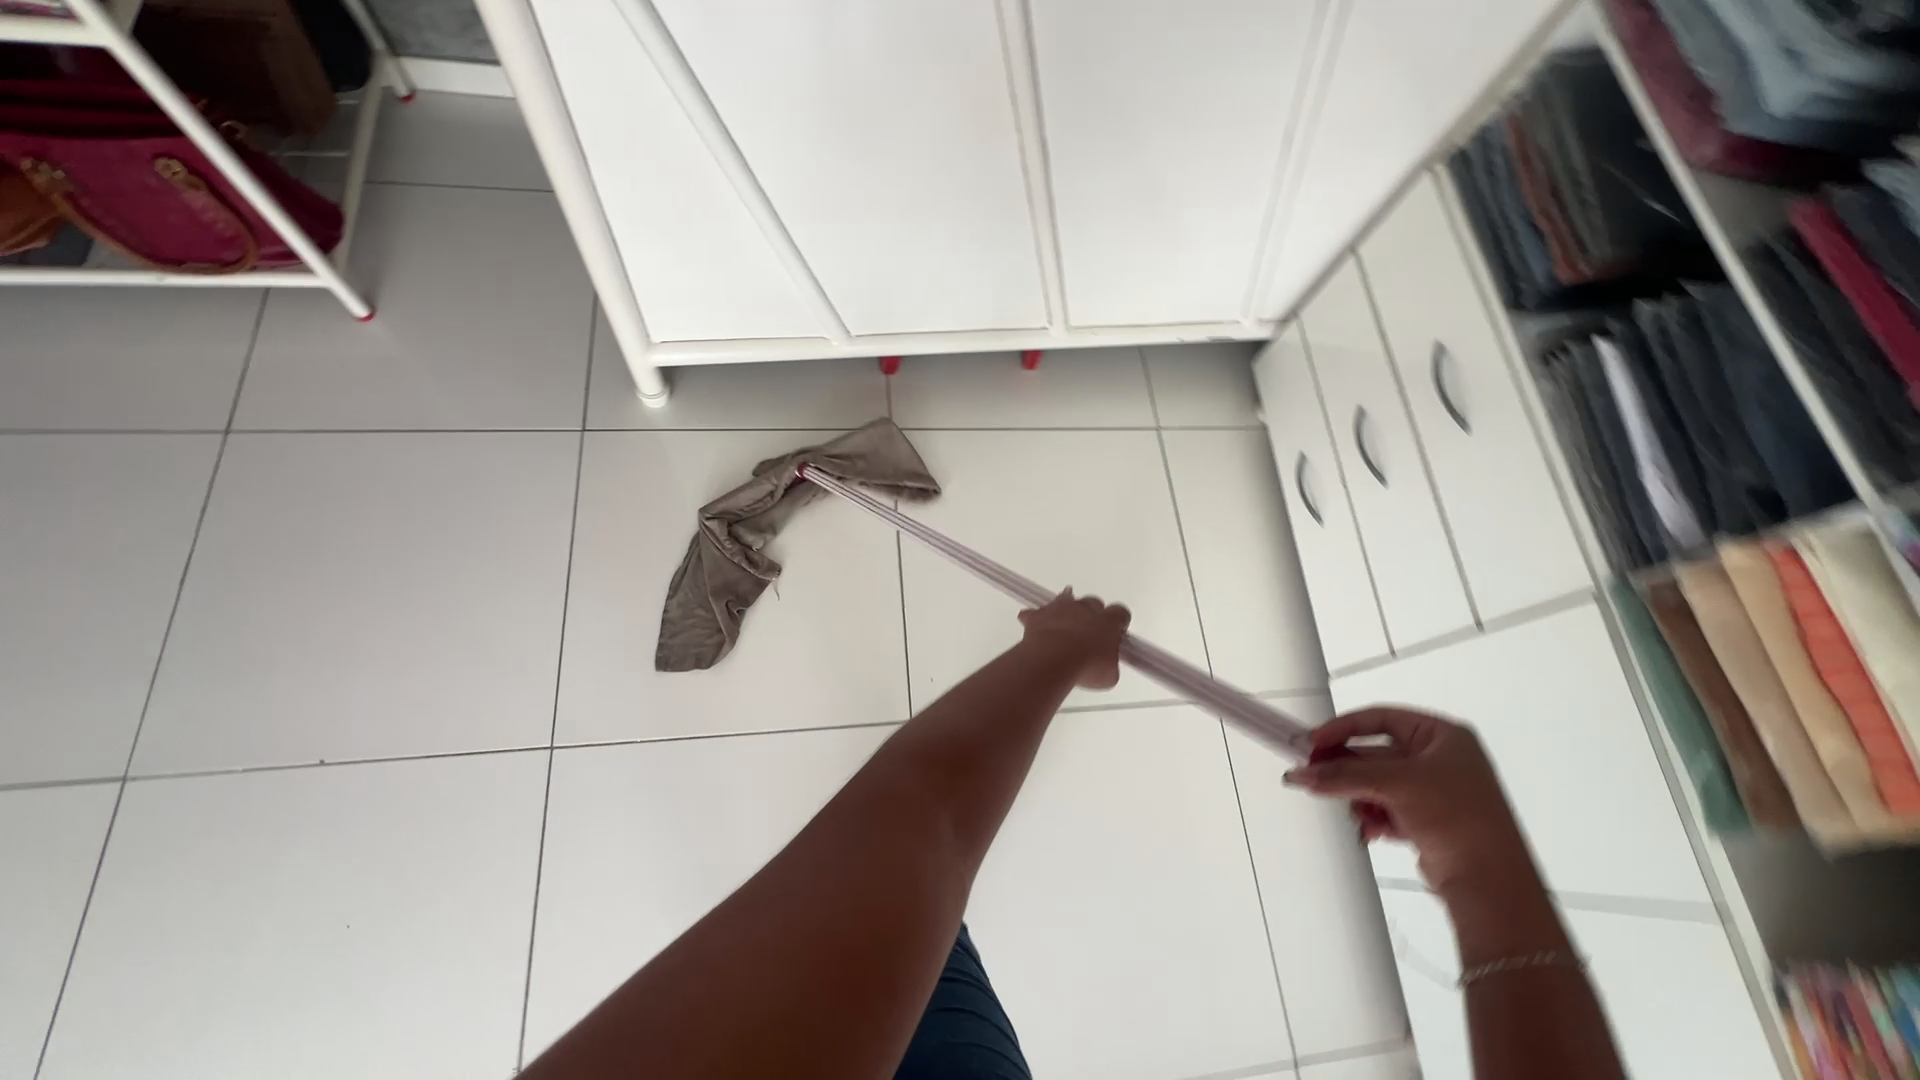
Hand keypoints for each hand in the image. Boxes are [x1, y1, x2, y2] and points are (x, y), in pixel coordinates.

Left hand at [1017, 589, 1129, 689]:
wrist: (1054, 659)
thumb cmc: (1088, 667)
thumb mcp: (1109, 675)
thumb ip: (1109, 664)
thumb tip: (1104, 665)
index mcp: (1109, 621)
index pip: (1120, 613)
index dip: (1118, 622)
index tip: (1115, 634)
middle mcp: (1086, 608)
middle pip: (1093, 603)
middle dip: (1092, 615)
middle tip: (1087, 633)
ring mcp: (1061, 608)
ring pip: (1065, 600)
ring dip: (1065, 610)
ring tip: (1062, 624)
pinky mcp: (1039, 614)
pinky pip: (1036, 612)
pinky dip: (1035, 618)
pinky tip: (1034, 626)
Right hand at [1284, 707, 1531, 897]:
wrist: (1491, 882)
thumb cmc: (1455, 814)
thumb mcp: (1397, 783)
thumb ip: (1344, 775)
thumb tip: (1299, 774)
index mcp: (1443, 736)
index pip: (1381, 718)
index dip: (1344, 728)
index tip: (1312, 742)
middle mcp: (1439, 759)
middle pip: (1374, 754)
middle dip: (1348, 771)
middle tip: (1313, 778)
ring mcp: (1433, 792)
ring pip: (1375, 784)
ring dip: (1360, 798)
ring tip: (1360, 815)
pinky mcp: (1426, 821)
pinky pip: (1384, 808)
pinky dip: (1373, 818)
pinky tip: (1372, 832)